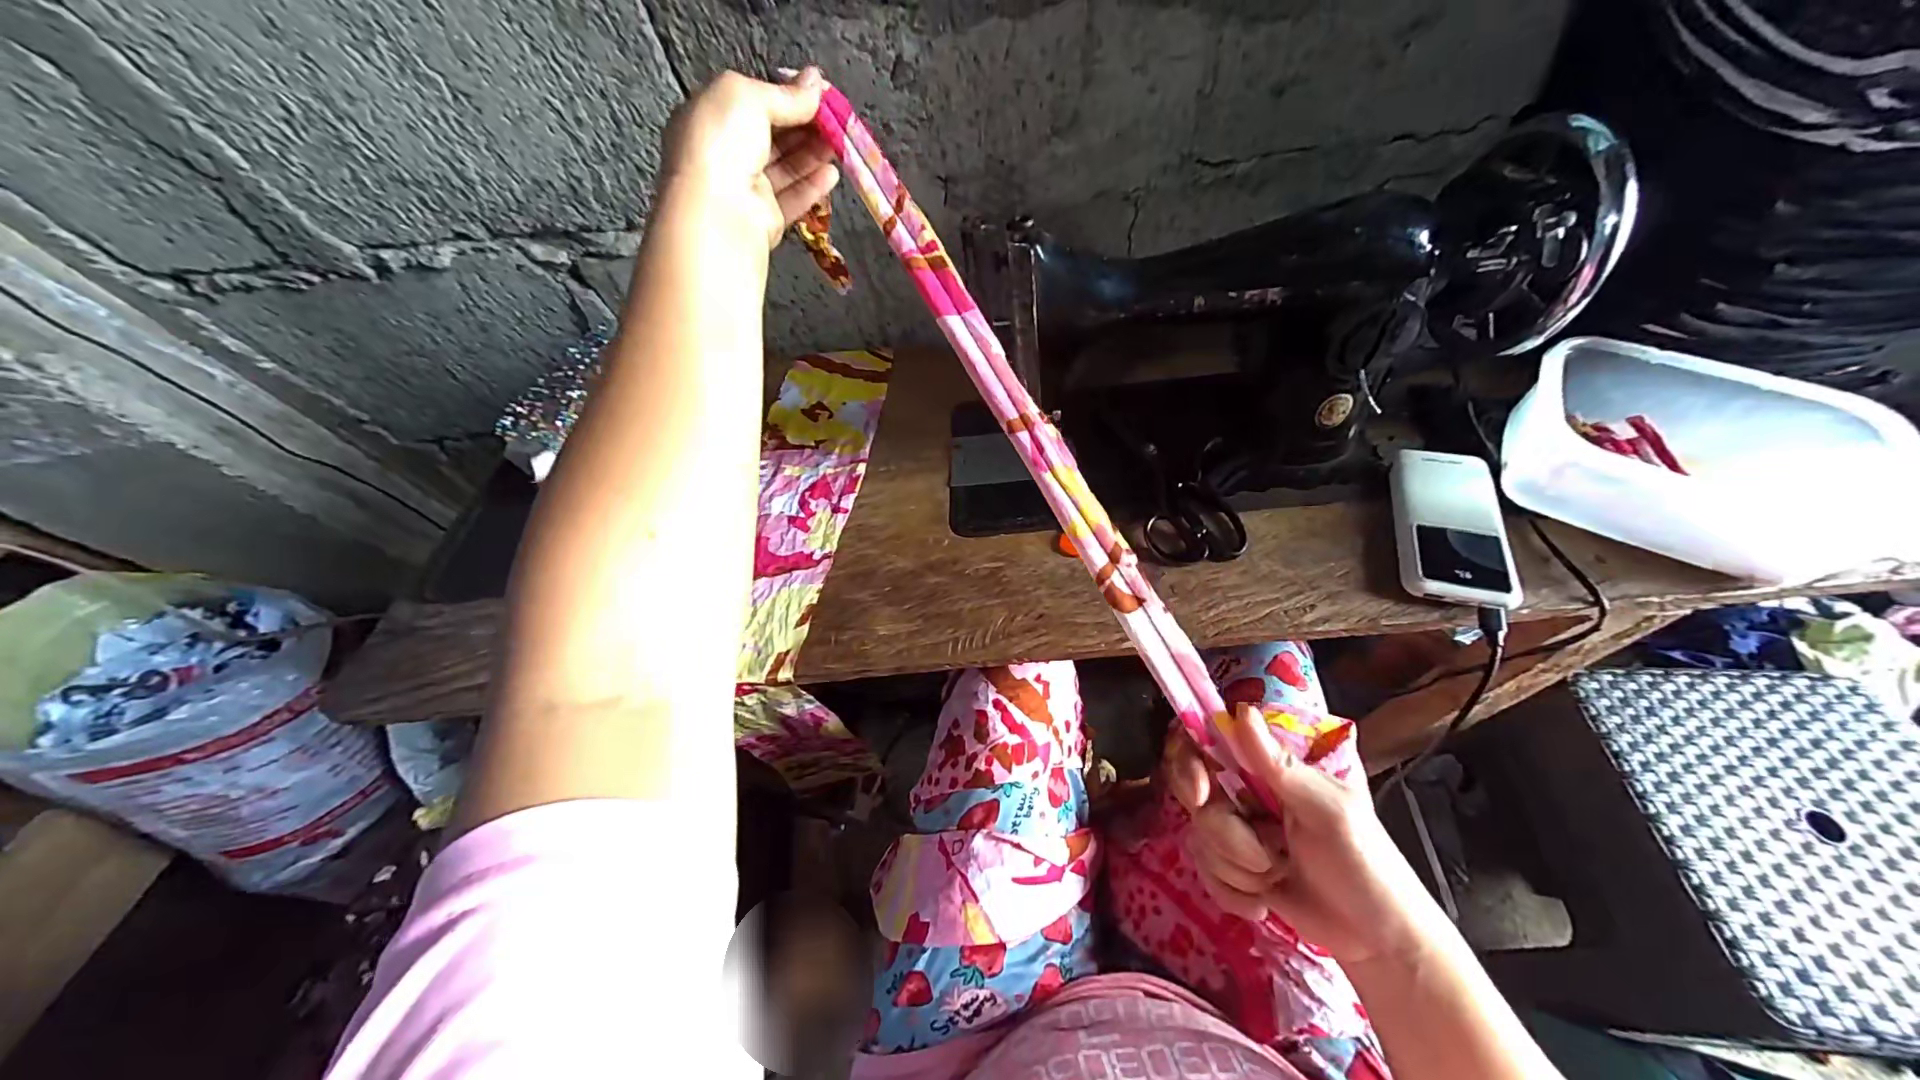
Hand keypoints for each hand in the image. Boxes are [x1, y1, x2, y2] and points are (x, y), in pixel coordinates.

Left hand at [658, 67, 840, 246]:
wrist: (718, 213)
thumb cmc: (721, 145)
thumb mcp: (748, 96)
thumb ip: (784, 93)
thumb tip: (814, 82)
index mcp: (711, 117)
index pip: (753, 102)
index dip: (786, 96)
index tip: (817, 94)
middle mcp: (726, 153)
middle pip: (773, 136)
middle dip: (805, 126)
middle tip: (835, 119)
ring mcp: (745, 189)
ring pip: (786, 167)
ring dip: (813, 153)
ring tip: (839, 144)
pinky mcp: (765, 219)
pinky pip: (792, 199)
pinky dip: (813, 186)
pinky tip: (831, 174)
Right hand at [1166, 706, 1444, 964]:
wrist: (1377, 943)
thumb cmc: (1365, 866)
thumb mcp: (1330, 812)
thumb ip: (1281, 765)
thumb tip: (1242, 711)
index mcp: (1270, 762)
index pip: (1208, 736)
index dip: (1188, 758)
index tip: (1201, 793)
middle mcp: (1245, 787)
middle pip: (1192, 788)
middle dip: (1221, 830)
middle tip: (1260, 857)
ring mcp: (1236, 825)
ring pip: (1198, 833)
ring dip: (1237, 866)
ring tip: (1280, 877)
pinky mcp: (1230, 863)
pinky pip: (1203, 868)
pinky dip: (1233, 891)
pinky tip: (1265, 901)